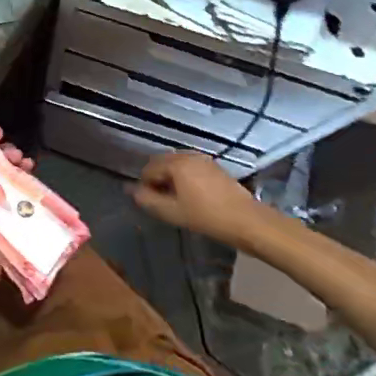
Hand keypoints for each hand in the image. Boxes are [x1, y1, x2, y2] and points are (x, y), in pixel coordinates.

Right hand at [130, 149, 265, 245]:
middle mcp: (189, 155)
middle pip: (163, 162)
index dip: (144, 184)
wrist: (244, 219)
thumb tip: (131, 190)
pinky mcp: (215, 167)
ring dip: (170, 178)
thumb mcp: (171, 212)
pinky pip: (191, 167)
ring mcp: (204, 159)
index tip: (149, 202)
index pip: (149, 168)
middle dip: (157, 178)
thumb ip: (148, 200)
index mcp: (177, 163)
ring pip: (177, 164)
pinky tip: (190, 195)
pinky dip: (184, 177)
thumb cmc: (205, 216)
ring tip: (174, 199)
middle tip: (159, 200)